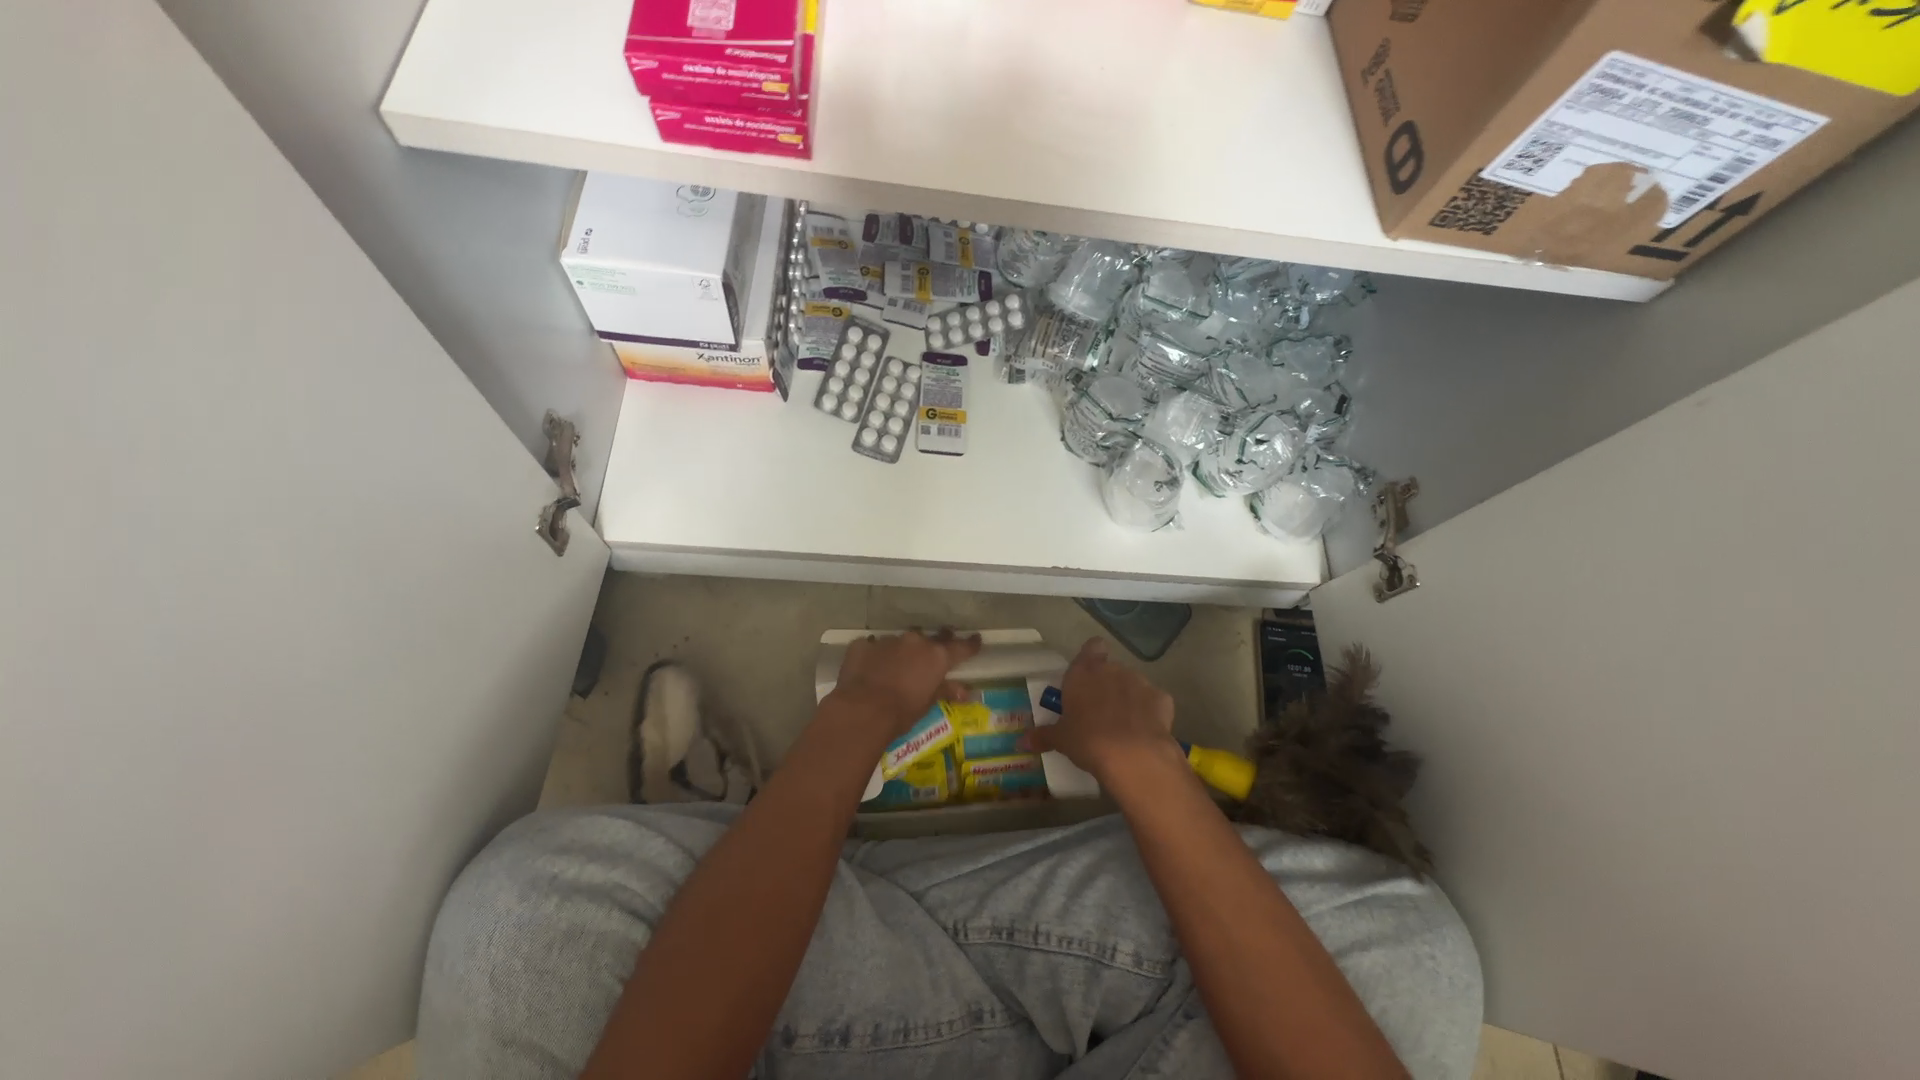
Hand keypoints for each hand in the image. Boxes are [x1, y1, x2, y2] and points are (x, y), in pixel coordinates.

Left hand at [825, 630, 981, 739]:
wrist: (862, 709)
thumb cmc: (902, 711)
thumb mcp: (928, 703)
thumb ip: (946, 691)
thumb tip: (966, 692)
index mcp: (936, 656)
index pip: (960, 647)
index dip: (970, 644)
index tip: (977, 639)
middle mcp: (915, 642)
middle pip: (931, 637)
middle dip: (937, 640)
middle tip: (939, 643)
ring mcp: (887, 641)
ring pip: (901, 641)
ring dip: (903, 650)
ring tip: (899, 663)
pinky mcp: (863, 645)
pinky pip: (873, 647)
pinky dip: (876, 655)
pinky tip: (871, 666)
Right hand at [1027, 638, 1182, 790]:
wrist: (1133, 755)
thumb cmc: (1088, 740)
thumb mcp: (1061, 740)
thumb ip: (1044, 736)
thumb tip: (1023, 741)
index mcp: (1084, 672)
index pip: (1092, 647)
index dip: (1091, 658)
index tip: (1087, 677)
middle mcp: (1113, 670)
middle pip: (1111, 669)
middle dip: (1107, 685)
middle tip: (1099, 712)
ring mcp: (1140, 682)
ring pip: (1132, 684)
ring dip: (1128, 699)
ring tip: (1123, 727)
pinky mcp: (1162, 699)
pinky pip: (1153, 702)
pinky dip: (1149, 713)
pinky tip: (1144, 733)